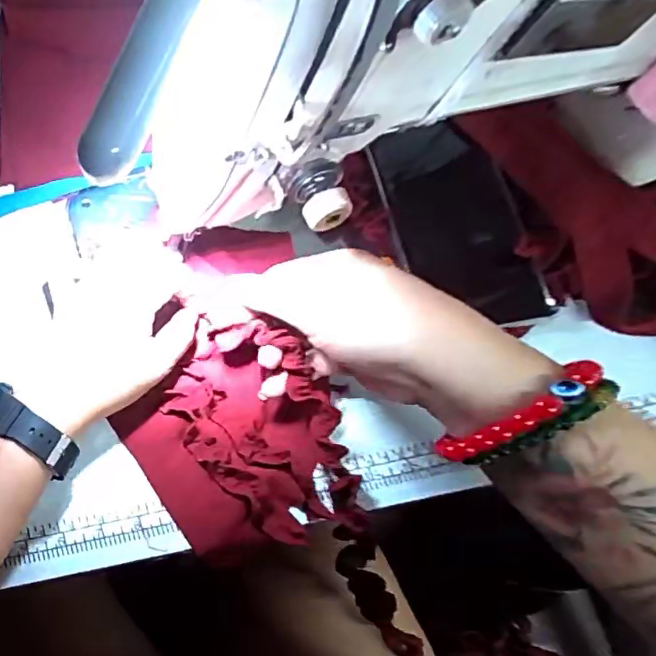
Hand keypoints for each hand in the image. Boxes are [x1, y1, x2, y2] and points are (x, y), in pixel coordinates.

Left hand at [16, 249, 200, 434]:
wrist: (59, 394)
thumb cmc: (113, 383)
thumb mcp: (156, 366)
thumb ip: (181, 335)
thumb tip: (192, 314)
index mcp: (139, 297)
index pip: (173, 273)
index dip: (189, 287)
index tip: (192, 308)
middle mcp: (112, 281)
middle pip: (145, 252)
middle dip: (166, 264)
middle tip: (174, 287)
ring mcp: (86, 285)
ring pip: (113, 250)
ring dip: (135, 255)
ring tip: (145, 274)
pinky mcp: (66, 295)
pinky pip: (79, 265)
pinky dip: (96, 263)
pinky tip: (103, 275)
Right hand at [214, 249, 560, 431]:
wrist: (432, 361)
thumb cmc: (365, 323)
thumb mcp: (309, 303)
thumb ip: (264, 294)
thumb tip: (226, 286)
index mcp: (328, 269)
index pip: (274, 279)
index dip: (246, 302)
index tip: (223, 325)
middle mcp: (337, 292)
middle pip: (283, 311)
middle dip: (261, 334)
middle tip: (245, 354)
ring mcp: (348, 324)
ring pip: (298, 339)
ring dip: (278, 358)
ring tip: (272, 377)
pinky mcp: (356, 354)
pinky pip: (317, 359)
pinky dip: (301, 372)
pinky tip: (288, 386)